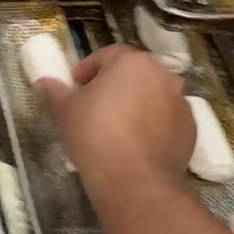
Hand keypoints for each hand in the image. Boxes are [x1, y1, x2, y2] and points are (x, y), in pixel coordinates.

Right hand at [38, 43, 192, 188]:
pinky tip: (135, 143)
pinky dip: (152, 123)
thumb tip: (43, 82)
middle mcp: (163, 75)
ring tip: (116, 127)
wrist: (133, 178)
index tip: (75, 88)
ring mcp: (181, 101)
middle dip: (114, 85)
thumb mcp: (65, 111)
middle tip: (94, 106)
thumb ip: (55, 92)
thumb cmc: (94, 134)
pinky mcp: (190, 127)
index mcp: (132, 62)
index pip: (107, 55)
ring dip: (136, 103)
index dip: (87, 69)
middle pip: (134, 73)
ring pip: (153, 95)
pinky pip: (166, 118)